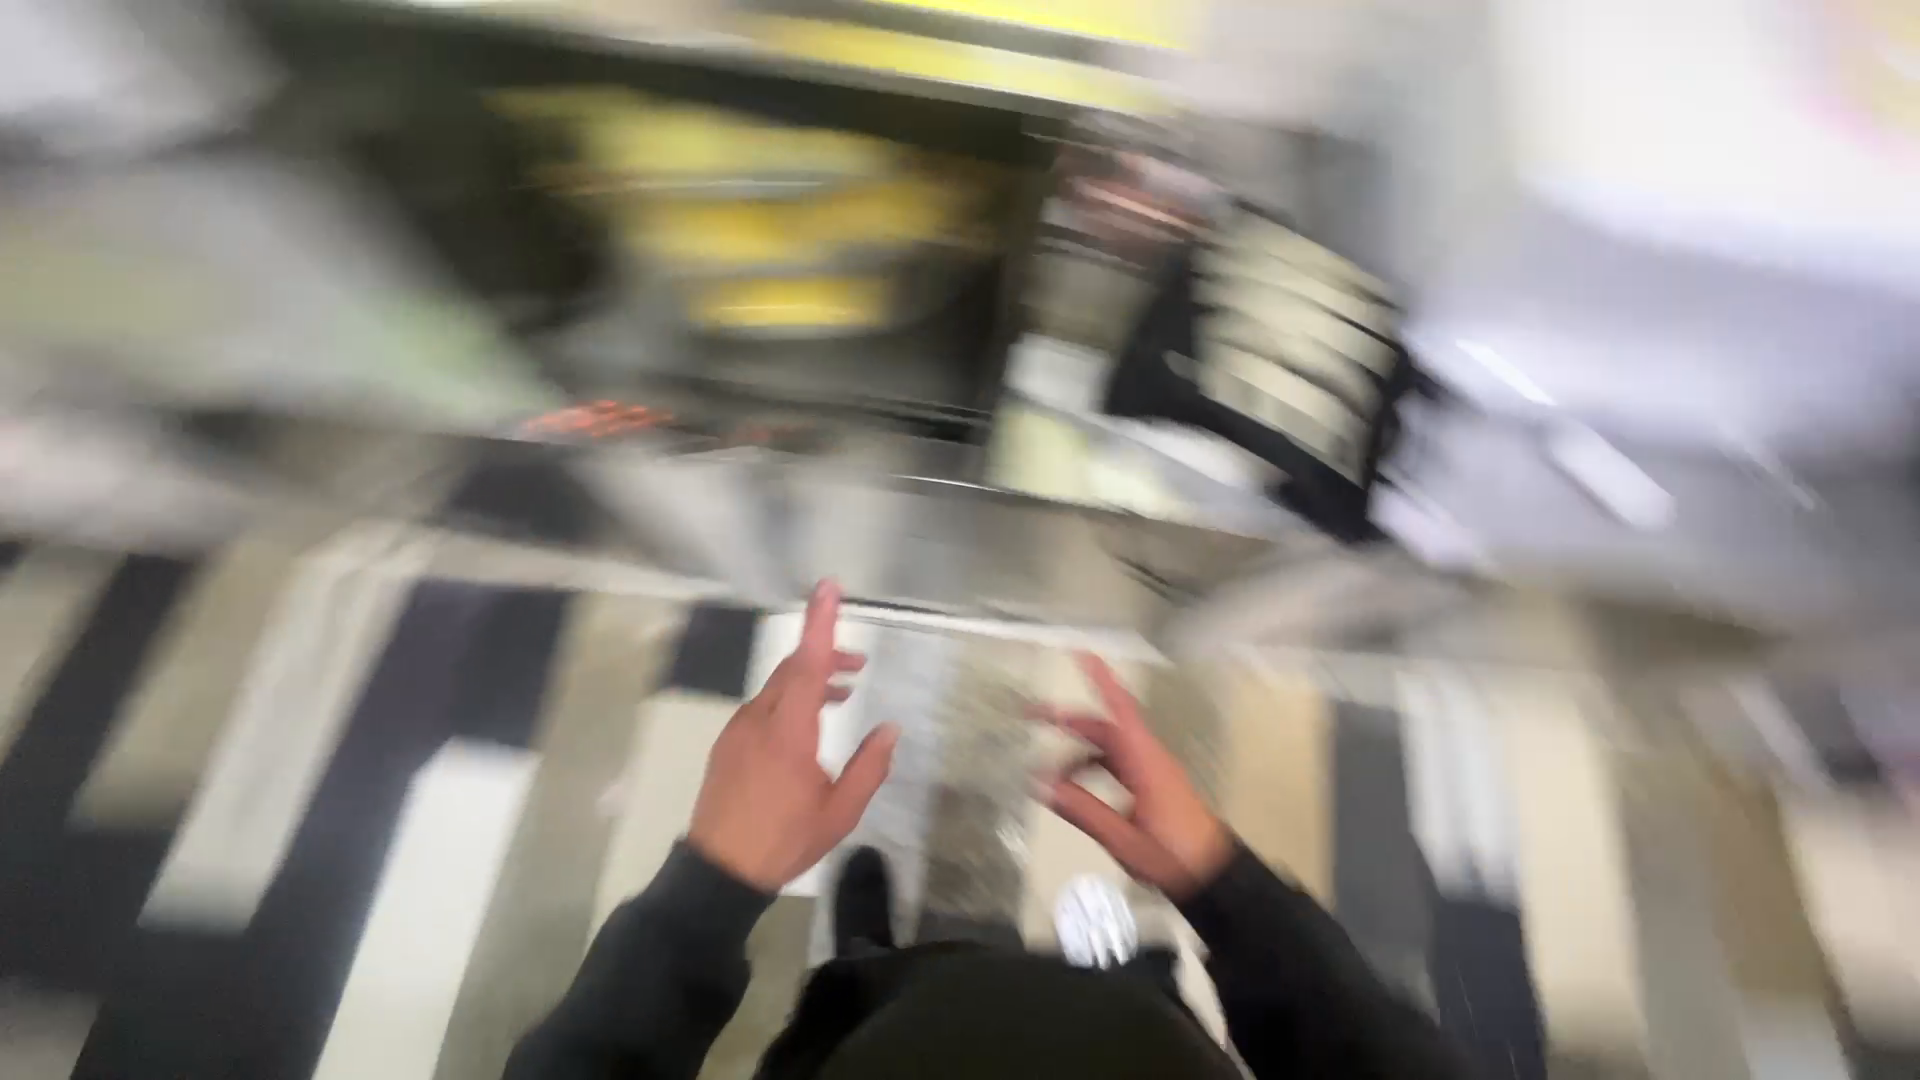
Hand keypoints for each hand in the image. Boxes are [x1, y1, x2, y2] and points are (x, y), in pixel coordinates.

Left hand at [688, 580, 898, 891]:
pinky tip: (806, 726)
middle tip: (860, 665)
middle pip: (794, 668)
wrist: (718, 873)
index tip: (828, 588)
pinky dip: (790, 701)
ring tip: (842, 695)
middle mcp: (760, 719)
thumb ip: (870, 766)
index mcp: (789, 732)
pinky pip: (764, 706)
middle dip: (827, 655)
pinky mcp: (728, 743)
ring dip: (810, 681)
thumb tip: (890, 729)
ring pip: (778, 687)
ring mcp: (738, 729)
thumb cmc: (785, 840)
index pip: (809, 664)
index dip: (820, 622)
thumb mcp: (841, 812)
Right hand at [1036, 652, 1232, 899]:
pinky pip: (1112, 765)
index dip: (1101, 680)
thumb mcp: (1124, 838)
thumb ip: (1084, 811)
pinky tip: (1071, 791)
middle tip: (1030, 714)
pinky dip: (1088, 770)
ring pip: (1105, 748)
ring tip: (1045, 774)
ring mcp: (1148, 770)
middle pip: (1102, 727)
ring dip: (1074, 753)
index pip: (1120, 710)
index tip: (1081, 653)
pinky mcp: (1148, 785)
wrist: (1213, 876)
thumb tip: (1042, 785)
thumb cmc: (1173, 855)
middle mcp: (1146, 757)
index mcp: (1144, 762)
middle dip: (1067, 719)